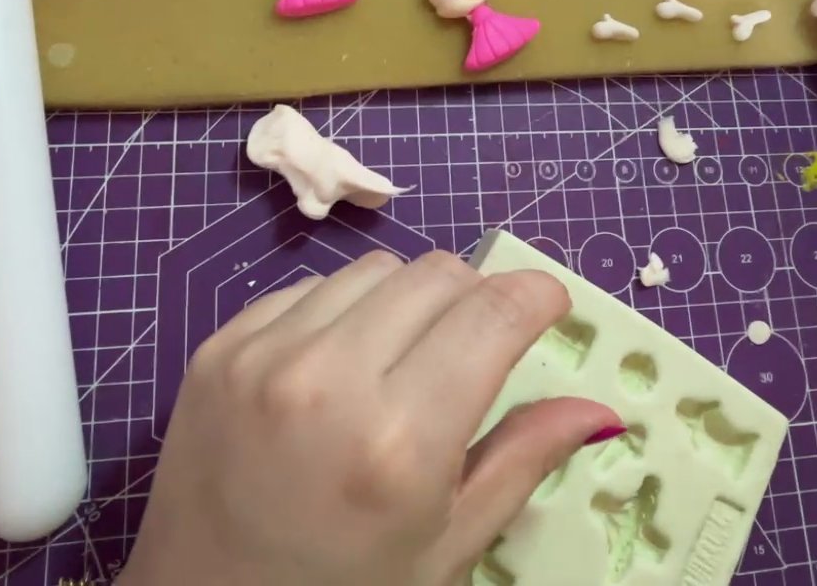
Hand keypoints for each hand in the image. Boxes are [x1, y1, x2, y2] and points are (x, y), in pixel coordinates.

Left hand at [119, 250, 620, 585]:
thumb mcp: (445, 548)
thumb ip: (522, 461)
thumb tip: (596, 408)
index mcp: (399, 442)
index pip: (492, 315)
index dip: (536, 294)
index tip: (548, 302)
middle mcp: (329, 378)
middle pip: (437, 274)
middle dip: (474, 297)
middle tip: (473, 341)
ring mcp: (263, 353)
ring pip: (374, 269)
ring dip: (406, 300)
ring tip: (398, 356)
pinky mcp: (220, 344)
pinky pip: (309, 287)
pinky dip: (341, 310)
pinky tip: (333, 365)